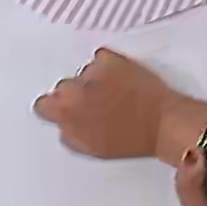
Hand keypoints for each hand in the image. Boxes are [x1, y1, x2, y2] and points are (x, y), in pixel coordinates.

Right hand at [34, 48, 206, 162]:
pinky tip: (122, 76)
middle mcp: (73, 91)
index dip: (58, 107)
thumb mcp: (91, 148)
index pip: (43, 104)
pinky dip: (109, 64)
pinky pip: (102, 57)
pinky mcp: (111, 59)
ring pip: (85, 72)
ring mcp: (92, 73)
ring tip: (117, 90)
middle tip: (99, 101)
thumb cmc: (131, 140)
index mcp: (65, 115)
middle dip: (78, 93)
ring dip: (95, 79)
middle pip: (64, 87)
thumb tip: (64, 123)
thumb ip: (70, 133)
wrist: (163, 123)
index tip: (71, 108)